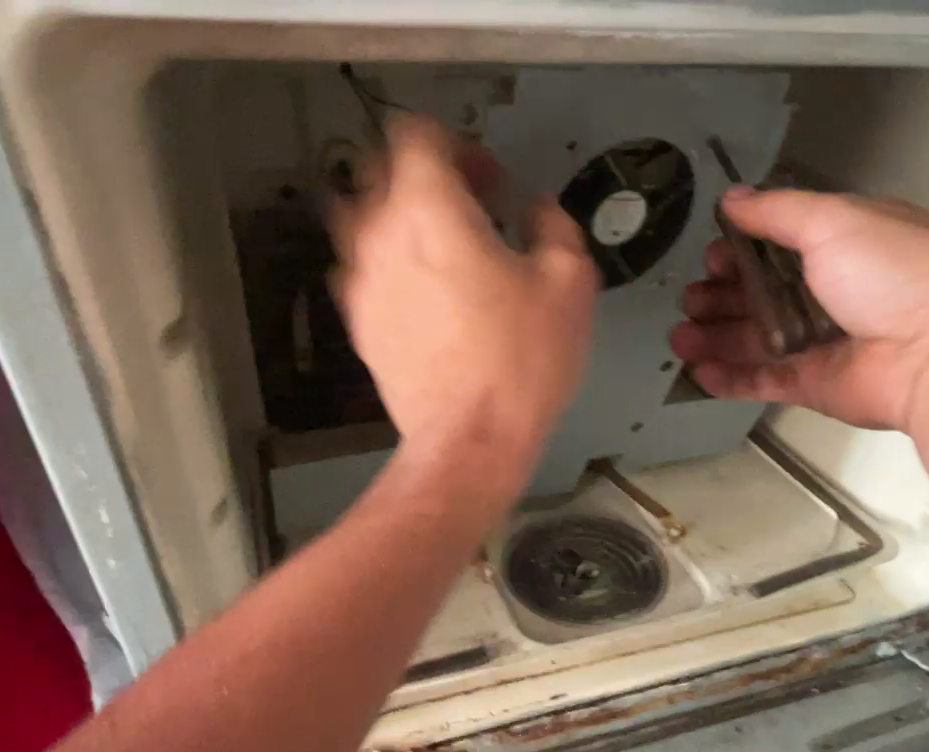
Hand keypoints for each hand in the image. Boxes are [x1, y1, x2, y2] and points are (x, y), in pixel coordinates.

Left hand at [331, 116, 597, 476]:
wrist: (469, 440)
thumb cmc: (517, 366)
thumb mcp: (568, 282)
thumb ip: (553, 225)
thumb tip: (539, 213)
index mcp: (430, 210)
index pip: (418, 135)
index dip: (457, 144)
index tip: (486, 175)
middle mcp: (382, 237)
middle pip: (383, 172)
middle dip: (426, 178)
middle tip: (469, 206)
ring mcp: (362, 283)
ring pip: (363, 220)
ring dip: (400, 220)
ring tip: (443, 249)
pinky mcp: (360, 325)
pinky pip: (364, 273)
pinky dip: (389, 267)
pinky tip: (427, 294)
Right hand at [669, 188, 928, 431]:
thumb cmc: (893, 271)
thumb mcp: (835, 221)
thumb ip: (777, 211)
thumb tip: (733, 199)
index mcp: (843, 244)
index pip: (778, 245)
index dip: (741, 250)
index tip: (712, 255)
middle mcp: (830, 292)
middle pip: (760, 294)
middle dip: (720, 295)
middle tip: (691, 299)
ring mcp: (819, 341)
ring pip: (754, 339)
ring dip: (714, 336)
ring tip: (681, 336)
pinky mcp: (812, 385)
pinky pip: (761, 380)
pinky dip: (728, 378)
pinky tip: (698, 370)